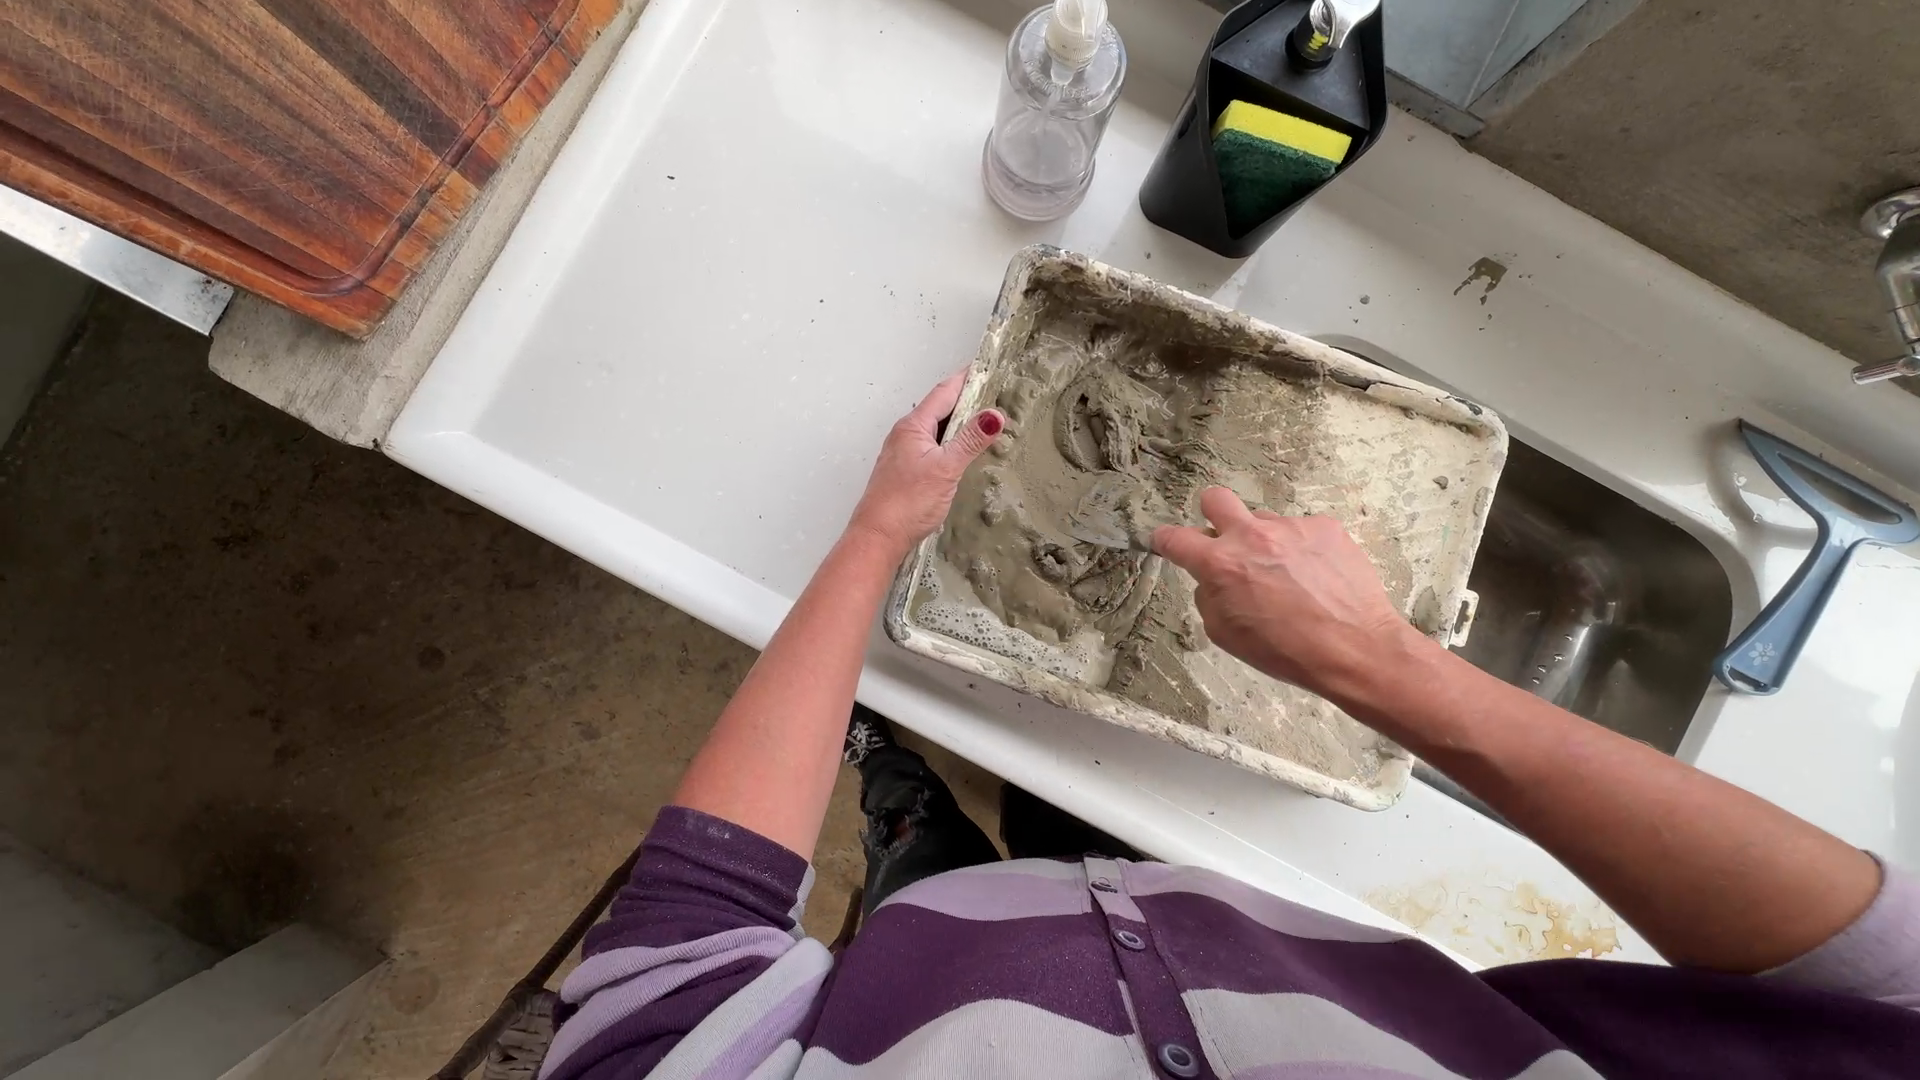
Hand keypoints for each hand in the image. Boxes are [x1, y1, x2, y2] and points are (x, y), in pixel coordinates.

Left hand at [847, 372, 1003, 553]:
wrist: (877, 538)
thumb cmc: (907, 503)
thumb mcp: (945, 468)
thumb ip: (970, 441)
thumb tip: (994, 415)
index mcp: (913, 427)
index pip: (944, 392)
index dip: (966, 378)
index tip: (986, 367)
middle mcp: (905, 435)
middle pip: (939, 408)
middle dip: (965, 399)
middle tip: (993, 393)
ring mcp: (903, 454)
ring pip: (935, 429)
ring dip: (958, 422)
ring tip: (983, 421)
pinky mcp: (905, 472)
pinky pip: (931, 447)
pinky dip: (950, 442)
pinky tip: (961, 453)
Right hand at [1152, 488, 1422, 700]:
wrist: (1356, 649)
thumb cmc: (1285, 651)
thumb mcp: (1225, 634)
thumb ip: (1209, 597)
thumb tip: (1212, 580)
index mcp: (1219, 564)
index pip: (1174, 538)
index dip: (1165, 540)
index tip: (1166, 542)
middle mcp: (1250, 535)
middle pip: (1215, 498)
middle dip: (1212, 513)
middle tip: (1225, 538)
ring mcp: (1290, 526)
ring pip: (1264, 521)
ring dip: (1265, 541)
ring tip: (1288, 575)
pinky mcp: (1325, 527)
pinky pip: (1302, 531)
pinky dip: (1302, 549)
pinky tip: (1317, 577)